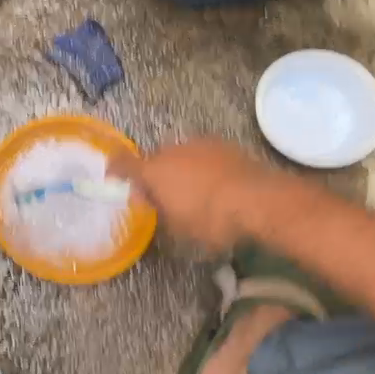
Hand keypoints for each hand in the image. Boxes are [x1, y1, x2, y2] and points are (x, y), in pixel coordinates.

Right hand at [105, 139, 289, 251]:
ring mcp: (200, 144)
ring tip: (195, 189)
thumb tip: (152, 202)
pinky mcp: (226, 145)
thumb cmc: (212, 220)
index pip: (122, 164)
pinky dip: (205, 166)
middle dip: (156, 174)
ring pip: (181, 155)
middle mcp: (171, 150)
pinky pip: (205, 155)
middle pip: (155, 159)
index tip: (113, 178)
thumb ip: (160, 213)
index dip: (115, 170)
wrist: (260, 200)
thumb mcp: (179, 229)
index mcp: (153, 171)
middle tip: (164, 195)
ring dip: (182, 168)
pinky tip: (217, 183)